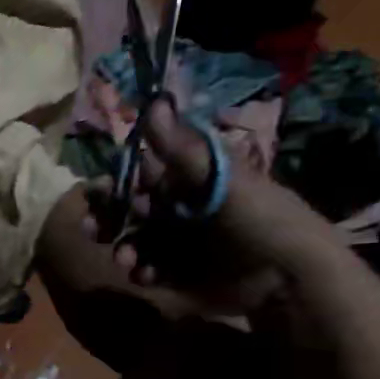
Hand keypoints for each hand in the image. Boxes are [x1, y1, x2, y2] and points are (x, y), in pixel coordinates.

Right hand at [84, 97, 344, 311]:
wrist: (288, 276)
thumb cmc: (260, 217)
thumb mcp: (222, 179)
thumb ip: (183, 150)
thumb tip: (154, 103)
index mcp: (193, 178)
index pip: (145, 172)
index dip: (121, 180)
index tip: (100, 190)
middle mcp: (182, 208)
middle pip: (134, 208)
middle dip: (110, 217)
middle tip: (91, 227)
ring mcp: (182, 244)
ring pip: (139, 241)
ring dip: (124, 247)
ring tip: (124, 259)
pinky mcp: (184, 276)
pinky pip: (153, 270)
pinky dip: (143, 271)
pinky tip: (143, 275)